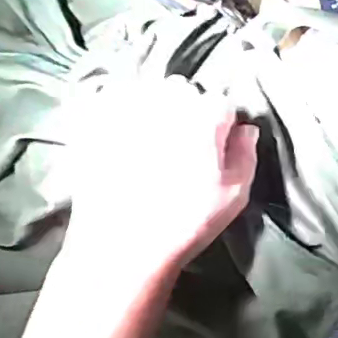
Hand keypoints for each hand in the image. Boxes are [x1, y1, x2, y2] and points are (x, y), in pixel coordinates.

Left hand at [64, 75, 257, 279]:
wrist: (121, 245)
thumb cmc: (184, 222)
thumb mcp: (235, 194)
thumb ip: (246, 154)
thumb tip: (245, 131)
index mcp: (206, 113)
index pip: (223, 105)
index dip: (221, 129)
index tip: (215, 151)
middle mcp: (166, 98)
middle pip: (184, 92)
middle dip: (186, 113)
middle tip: (182, 150)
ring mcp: (125, 104)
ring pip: (148, 92)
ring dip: (152, 110)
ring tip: (149, 146)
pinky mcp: (91, 117)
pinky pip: (110, 98)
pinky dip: (116, 110)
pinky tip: (120, 139)